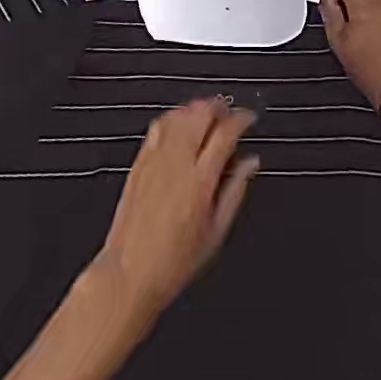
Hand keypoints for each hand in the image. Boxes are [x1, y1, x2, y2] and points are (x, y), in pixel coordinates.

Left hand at [93, 98, 258, 318]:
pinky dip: (174, 117)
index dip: (241, 119)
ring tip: (209, 113)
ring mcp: (155, 159)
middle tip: (230, 112)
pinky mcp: (139, 162)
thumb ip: (235, 190)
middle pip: (200, 114)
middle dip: (219, 106)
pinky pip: (158, 126)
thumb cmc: (174, 261)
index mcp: (200, 181)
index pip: (225, 133)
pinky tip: (181, 122)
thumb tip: (250, 163)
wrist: (129, 273)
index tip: (248, 118)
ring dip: (197, 108)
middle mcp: (177, 163)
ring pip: (179, 114)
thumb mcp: (216, 232)